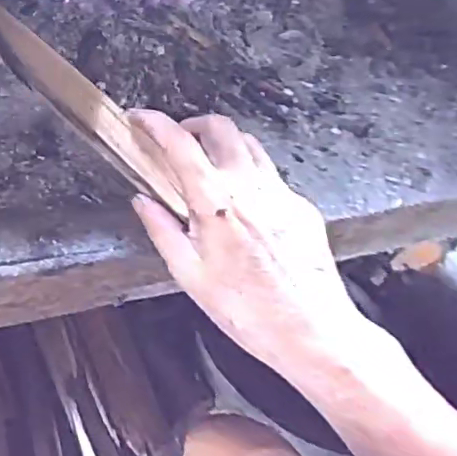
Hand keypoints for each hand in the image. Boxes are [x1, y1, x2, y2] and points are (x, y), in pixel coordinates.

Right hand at [129, 111, 375, 378]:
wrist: (316, 337)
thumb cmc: (251, 313)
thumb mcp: (189, 275)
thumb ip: (161, 230)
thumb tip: (142, 202)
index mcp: (216, 203)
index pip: (179, 143)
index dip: (154, 122)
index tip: (140, 118)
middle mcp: (249, 188)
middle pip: (219, 126)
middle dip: (192, 124)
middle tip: (178, 141)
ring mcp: (280, 193)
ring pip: (248, 143)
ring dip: (223, 143)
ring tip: (209, 166)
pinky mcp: (301, 206)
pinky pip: (271, 173)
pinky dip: (250, 174)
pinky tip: (244, 202)